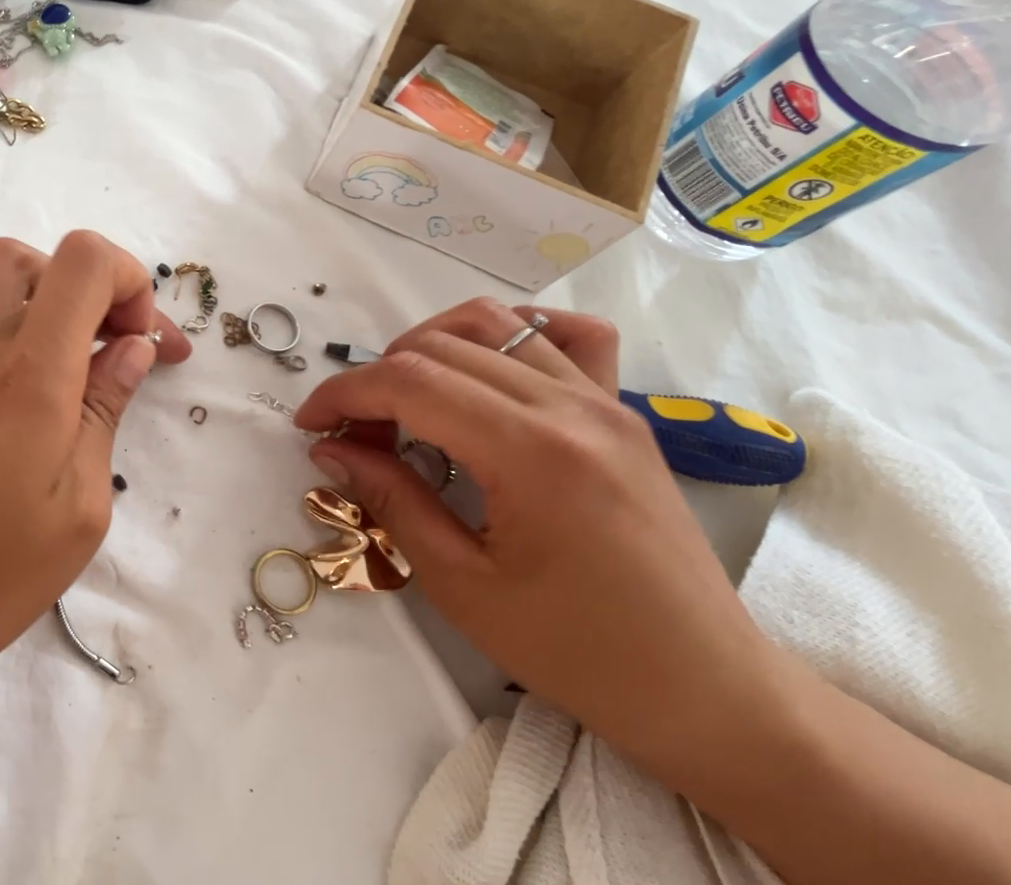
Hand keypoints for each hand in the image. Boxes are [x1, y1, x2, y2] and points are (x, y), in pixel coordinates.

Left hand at [0, 234, 190, 727]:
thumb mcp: (78, 510)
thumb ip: (105, 412)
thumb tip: (132, 348)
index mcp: (31, 374)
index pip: (86, 261)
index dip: (131, 284)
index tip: (143, 347)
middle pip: (47, 261)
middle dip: (100, 295)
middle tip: (119, 356)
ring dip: (40, 288)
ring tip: (58, 347)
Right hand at [294, 299, 776, 762]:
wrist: (701, 685)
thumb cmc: (574, 650)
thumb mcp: (460, 583)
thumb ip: (391, 498)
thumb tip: (331, 449)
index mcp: (531, 451)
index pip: (411, 381)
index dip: (344, 393)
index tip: (309, 426)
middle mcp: (572, 406)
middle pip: (443, 346)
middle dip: (378, 379)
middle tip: (354, 437)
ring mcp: (607, 402)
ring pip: (498, 324)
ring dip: (431, 348)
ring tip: (407, 401)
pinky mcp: (625, 414)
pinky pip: (568, 337)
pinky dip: (515, 334)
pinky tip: (489, 373)